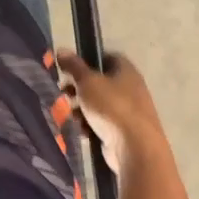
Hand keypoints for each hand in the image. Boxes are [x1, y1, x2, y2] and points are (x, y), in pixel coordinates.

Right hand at [57, 52, 168, 175]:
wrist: (136, 148)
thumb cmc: (111, 107)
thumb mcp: (87, 81)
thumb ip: (73, 66)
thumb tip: (62, 50)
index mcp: (126, 72)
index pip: (107, 57)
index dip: (88, 59)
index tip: (70, 68)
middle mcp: (131, 89)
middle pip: (99, 82)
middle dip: (79, 87)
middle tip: (65, 92)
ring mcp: (130, 111)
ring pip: (98, 103)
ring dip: (82, 108)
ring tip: (72, 115)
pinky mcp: (125, 130)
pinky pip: (103, 122)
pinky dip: (91, 125)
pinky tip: (83, 130)